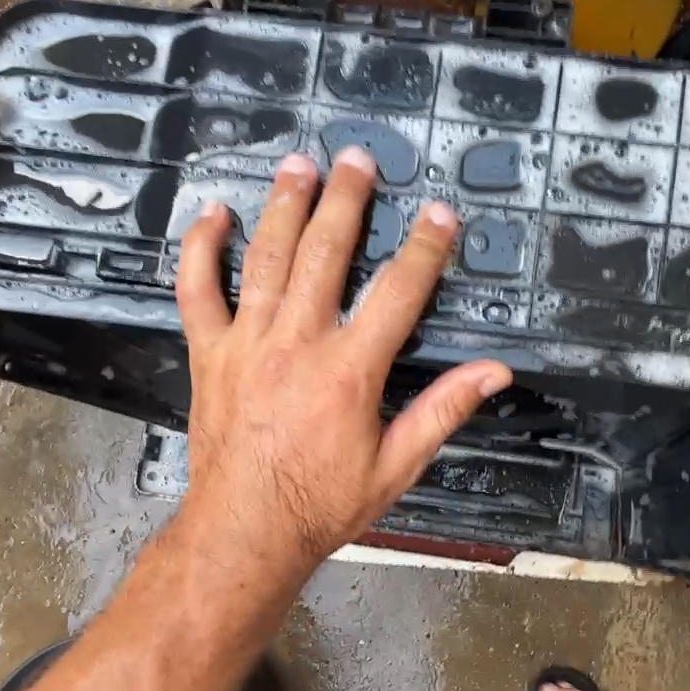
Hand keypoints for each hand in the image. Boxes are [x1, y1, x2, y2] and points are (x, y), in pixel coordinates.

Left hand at [173, 148, 511, 570]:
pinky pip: (197, 290)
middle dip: (346, 201)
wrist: (246, 530)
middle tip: (357, 160)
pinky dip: (201, 249)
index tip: (440, 215)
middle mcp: (297, 344)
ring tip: (299, 165)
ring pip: (267, 258)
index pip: (398, 293)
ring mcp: (247, 343)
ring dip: (285, 206)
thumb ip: (443, 411)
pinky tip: (211, 215)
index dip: (424, 249)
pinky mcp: (210, 354)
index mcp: (349, 371)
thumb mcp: (396, 466)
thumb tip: (492, 374)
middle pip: (326, 253)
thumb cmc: (321, 504)